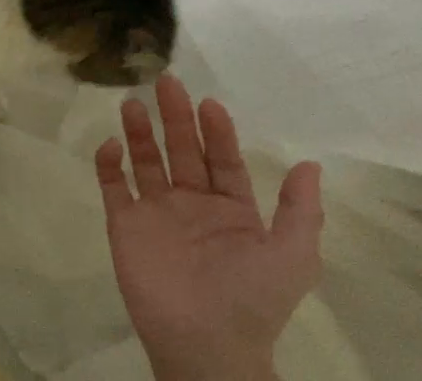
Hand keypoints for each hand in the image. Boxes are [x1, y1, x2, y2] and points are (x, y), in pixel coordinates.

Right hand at [95, 75, 323, 380]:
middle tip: (166, 82)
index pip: (222, 160)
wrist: (204, 339)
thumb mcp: (294, 255)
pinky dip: (109, 163)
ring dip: (140, 133)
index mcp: (232, 211)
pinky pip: (114, 186)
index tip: (207, 101)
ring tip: (133, 103)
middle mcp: (192, 205)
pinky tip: (111, 144)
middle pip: (181, 151)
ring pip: (145, 162)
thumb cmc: (253, 296)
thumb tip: (311, 164)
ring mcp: (156, 213)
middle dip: (174, 118)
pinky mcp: (125, 223)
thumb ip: (300, 210)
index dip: (216, 131)